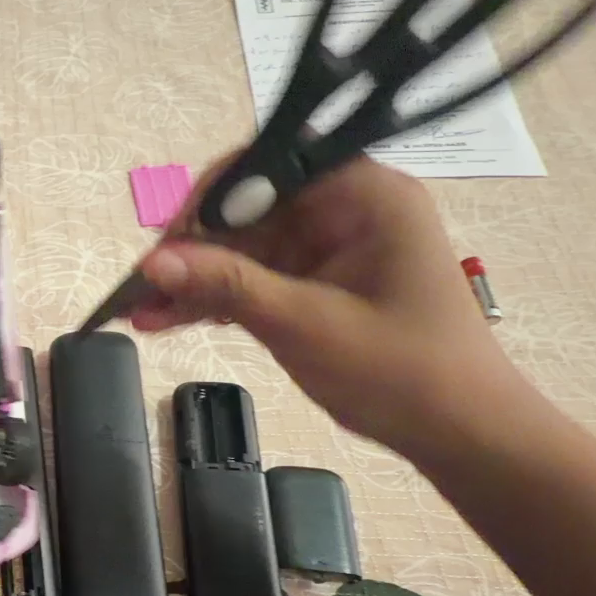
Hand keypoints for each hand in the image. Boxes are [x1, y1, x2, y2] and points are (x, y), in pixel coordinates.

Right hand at [129, 156, 527, 457]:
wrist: (456, 428)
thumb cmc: (397, 369)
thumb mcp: (301, 323)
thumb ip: (226, 285)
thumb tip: (152, 262)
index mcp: (363, 196)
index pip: (270, 167)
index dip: (211, 199)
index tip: (166, 244)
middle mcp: (344, 211)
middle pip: (248, 211)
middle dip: (191, 250)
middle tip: (141, 289)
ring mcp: (327, 250)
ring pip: (241, 251)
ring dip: (192, 282)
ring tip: (139, 314)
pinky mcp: (314, 285)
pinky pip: (251, 281)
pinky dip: (212, 301)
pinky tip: (165, 321)